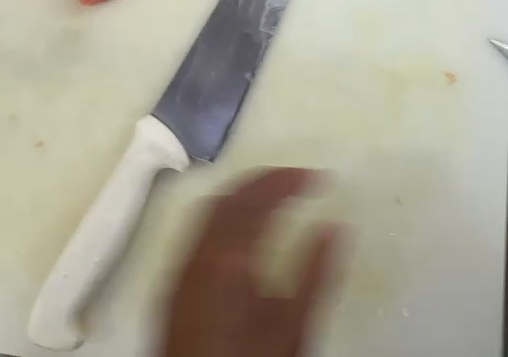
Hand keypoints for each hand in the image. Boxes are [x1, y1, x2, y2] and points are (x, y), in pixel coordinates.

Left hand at [159, 168, 342, 356]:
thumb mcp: (295, 329)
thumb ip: (316, 274)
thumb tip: (335, 227)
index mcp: (227, 258)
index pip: (257, 197)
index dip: (289, 179)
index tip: (319, 177)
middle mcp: (196, 255)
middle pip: (227, 197)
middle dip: (264, 181)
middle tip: (299, 179)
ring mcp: (178, 272)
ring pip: (207, 211)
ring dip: (241, 195)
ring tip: (275, 197)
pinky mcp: (172, 291)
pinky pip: (197, 232)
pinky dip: (223, 215)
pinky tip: (241, 231)